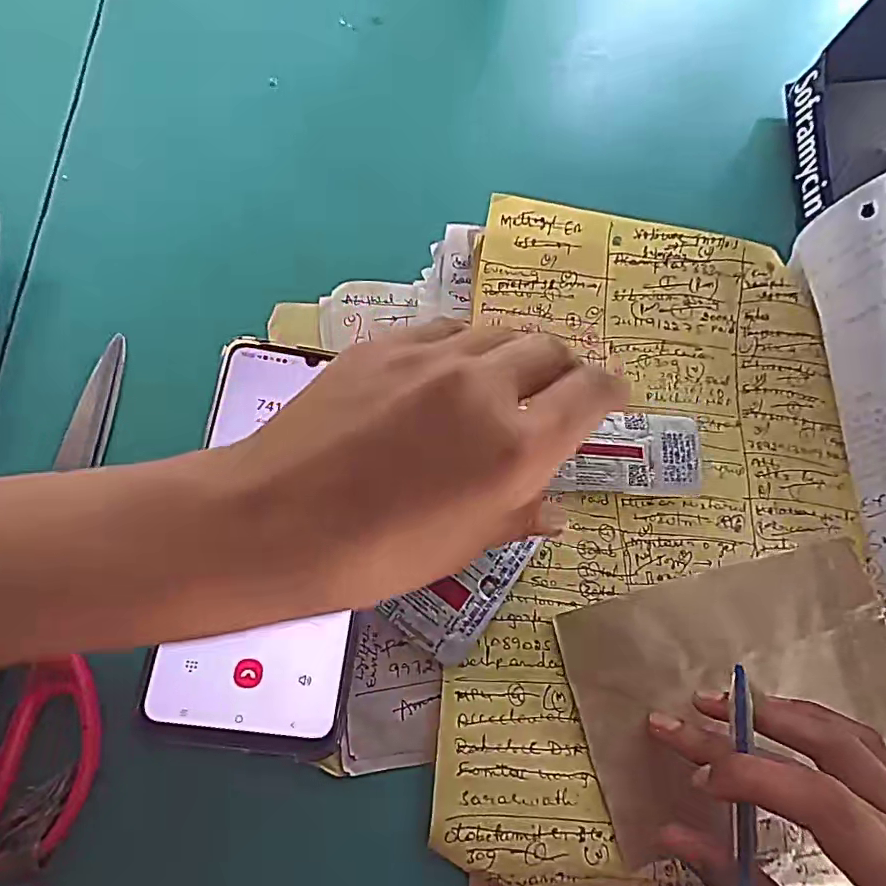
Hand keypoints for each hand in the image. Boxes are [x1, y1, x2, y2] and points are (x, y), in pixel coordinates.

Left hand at [222, 320, 625, 608]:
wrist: (273, 520)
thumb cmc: (376, 555)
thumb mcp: (462, 546)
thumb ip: (519, 515)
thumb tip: (558, 511)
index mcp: (516, 448)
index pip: (593, 393)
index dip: (612, 390)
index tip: (612, 396)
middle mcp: (485, 388)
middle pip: (552, 350)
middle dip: (565, 370)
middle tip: (553, 394)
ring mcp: (432, 357)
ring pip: (499, 332)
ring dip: (515, 355)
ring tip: (500, 382)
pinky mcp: (386, 344)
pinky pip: (447, 330)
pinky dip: (464, 348)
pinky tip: (446, 374)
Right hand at [648, 694, 885, 885]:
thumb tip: (674, 836)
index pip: (829, 805)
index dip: (758, 777)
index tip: (702, 776)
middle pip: (848, 755)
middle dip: (769, 722)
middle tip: (706, 708)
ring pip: (869, 750)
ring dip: (797, 719)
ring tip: (743, 707)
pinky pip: (882, 770)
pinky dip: (828, 743)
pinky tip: (795, 732)